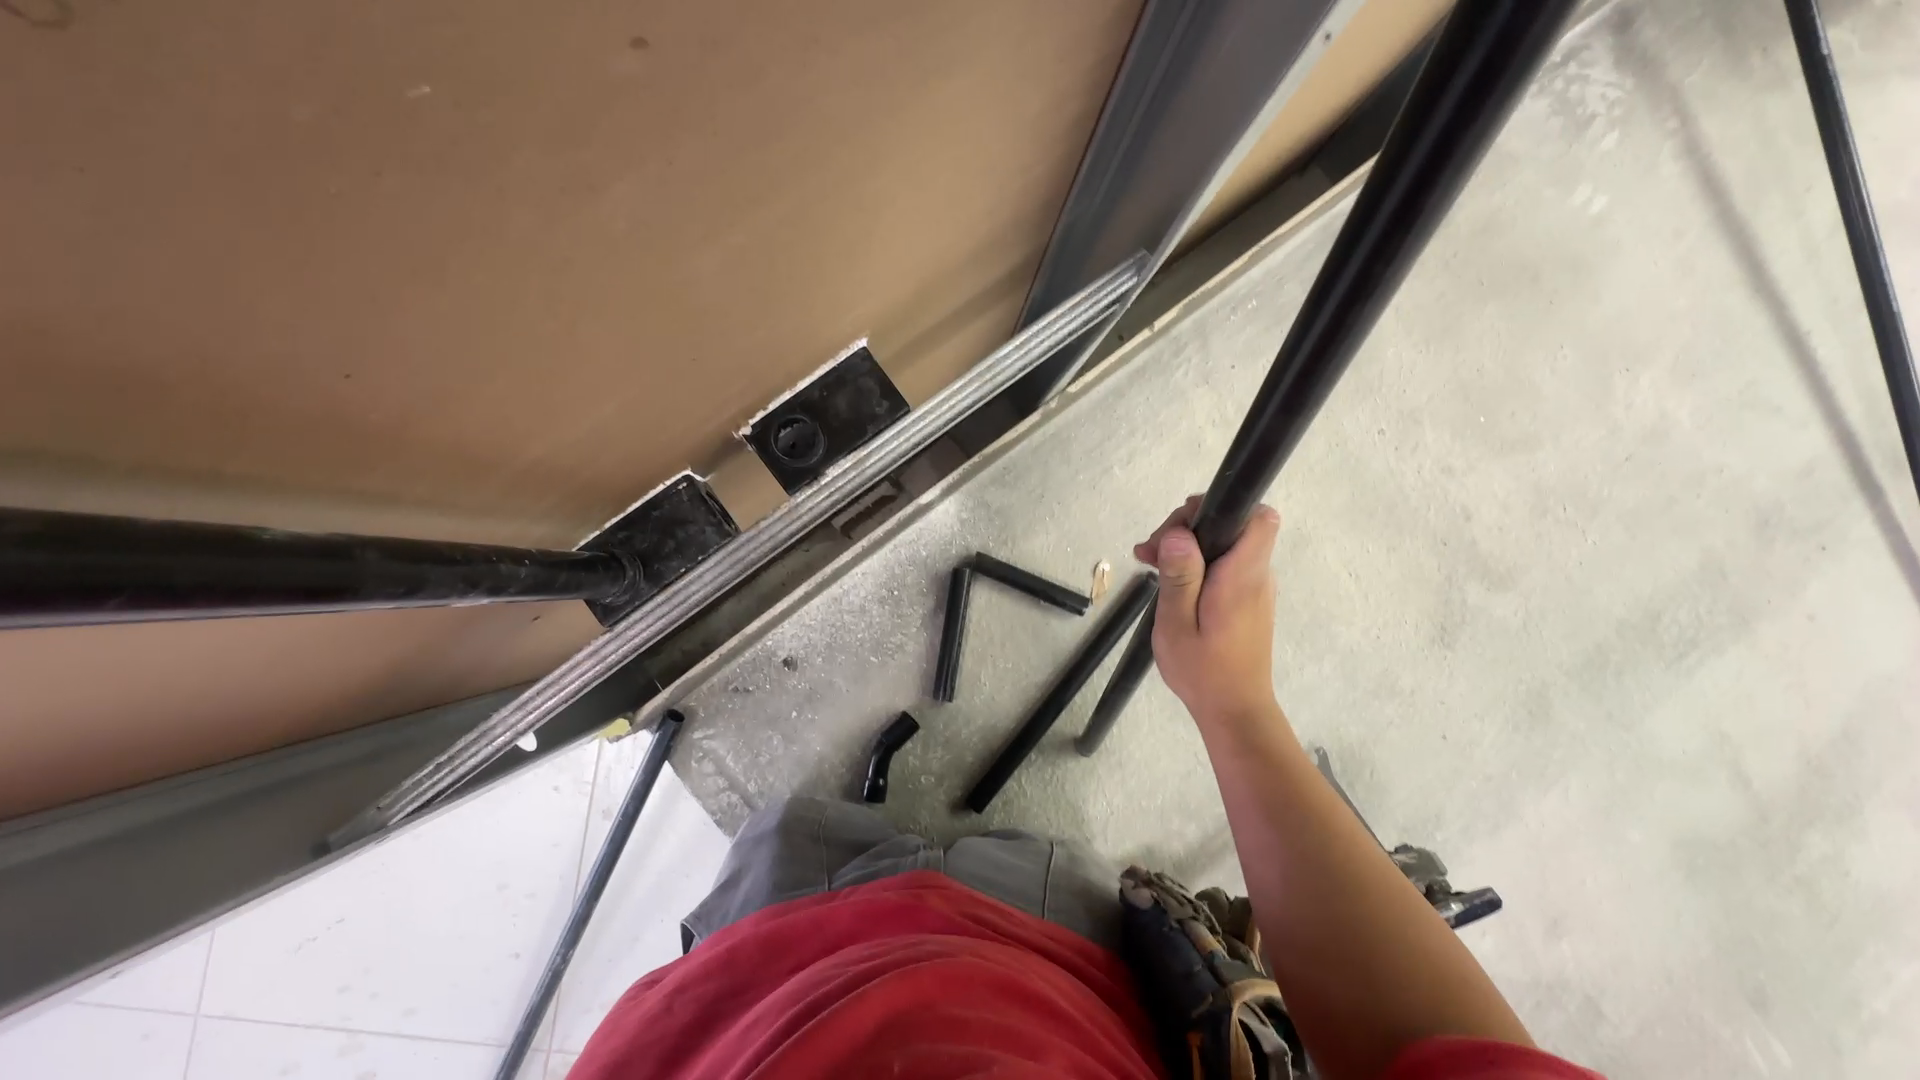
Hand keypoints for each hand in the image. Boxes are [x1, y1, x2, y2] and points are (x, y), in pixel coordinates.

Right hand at [1132, 496, 1282, 725]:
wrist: (1234, 711)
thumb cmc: (1203, 671)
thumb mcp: (1177, 624)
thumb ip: (1179, 576)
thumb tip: (1179, 533)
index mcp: (1243, 575)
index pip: (1258, 517)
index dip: (1221, 508)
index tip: (1181, 528)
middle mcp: (1257, 575)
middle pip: (1232, 526)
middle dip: (1188, 528)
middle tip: (1150, 554)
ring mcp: (1255, 587)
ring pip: (1224, 545)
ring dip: (1188, 548)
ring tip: (1150, 567)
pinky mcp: (1248, 600)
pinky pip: (1224, 566)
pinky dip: (1197, 566)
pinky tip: (1169, 583)